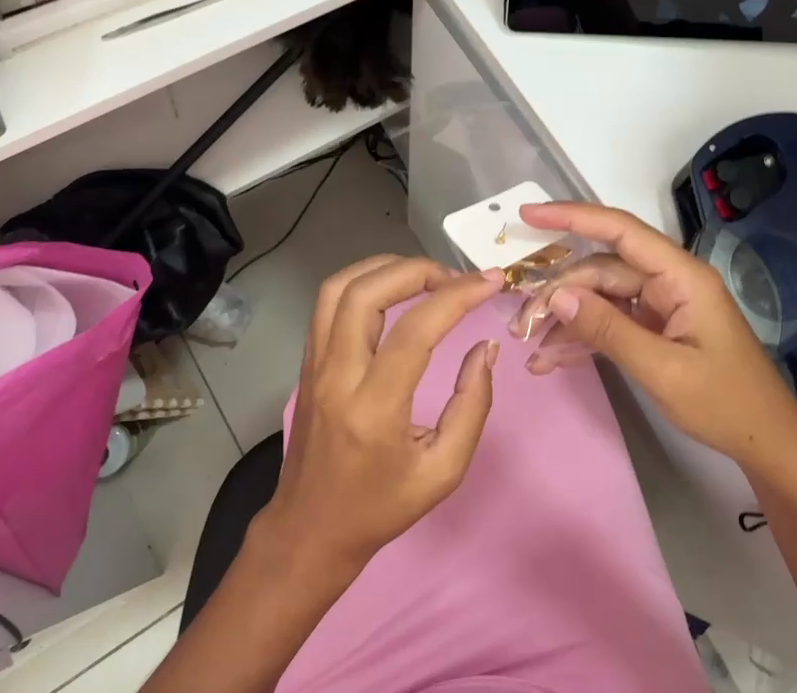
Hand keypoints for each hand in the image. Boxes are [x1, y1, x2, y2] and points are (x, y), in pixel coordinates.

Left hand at [261, 257, 501, 569]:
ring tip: (426, 275)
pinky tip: (393, 289)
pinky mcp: (306, 363)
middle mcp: (336, 377)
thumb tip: (484, 348)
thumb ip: (472, 404)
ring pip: (337, 289)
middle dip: (417, 270)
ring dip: (385, 267)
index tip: (490, 282)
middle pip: (365, 293)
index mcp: (374, 409)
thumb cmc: (382, 506)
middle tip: (456, 277)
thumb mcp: (444, 470)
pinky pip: (326, 304)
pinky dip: (362, 282)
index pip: (414, 331)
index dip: (456, 297)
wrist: (311, 529)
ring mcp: (313, 366)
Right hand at [515, 203, 796, 468]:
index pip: (620, 231)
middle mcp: (669, 282)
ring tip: (529, 345)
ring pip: (601, 298)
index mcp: (681, 276)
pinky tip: (551, 359)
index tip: (529, 215)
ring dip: (566, 319)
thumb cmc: (724, 402)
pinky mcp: (656, 330)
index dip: (572, 217)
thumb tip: (557, 295)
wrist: (765, 440)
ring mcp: (662, 307)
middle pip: (602, 270)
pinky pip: (611, 323)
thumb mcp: (661, 369)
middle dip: (559, 292)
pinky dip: (583, 338)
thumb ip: (608, 329)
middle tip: (520, 323)